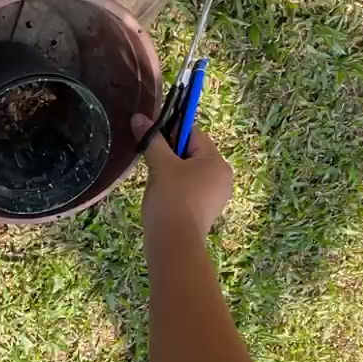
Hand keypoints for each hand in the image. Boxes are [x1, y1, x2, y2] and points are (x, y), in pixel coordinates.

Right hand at [137, 113, 233, 240]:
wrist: (174, 243)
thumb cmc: (171, 199)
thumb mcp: (160, 165)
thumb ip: (152, 140)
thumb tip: (139, 117)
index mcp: (217, 162)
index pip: (193, 134)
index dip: (170, 133)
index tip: (152, 141)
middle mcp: (223, 177)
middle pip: (192, 154)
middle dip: (171, 156)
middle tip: (153, 166)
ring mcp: (216, 196)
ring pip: (190, 173)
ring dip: (172, 174)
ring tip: (157, 184)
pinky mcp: (207, 212)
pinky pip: (190, 191)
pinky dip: (177, 190)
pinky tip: (164, 199)